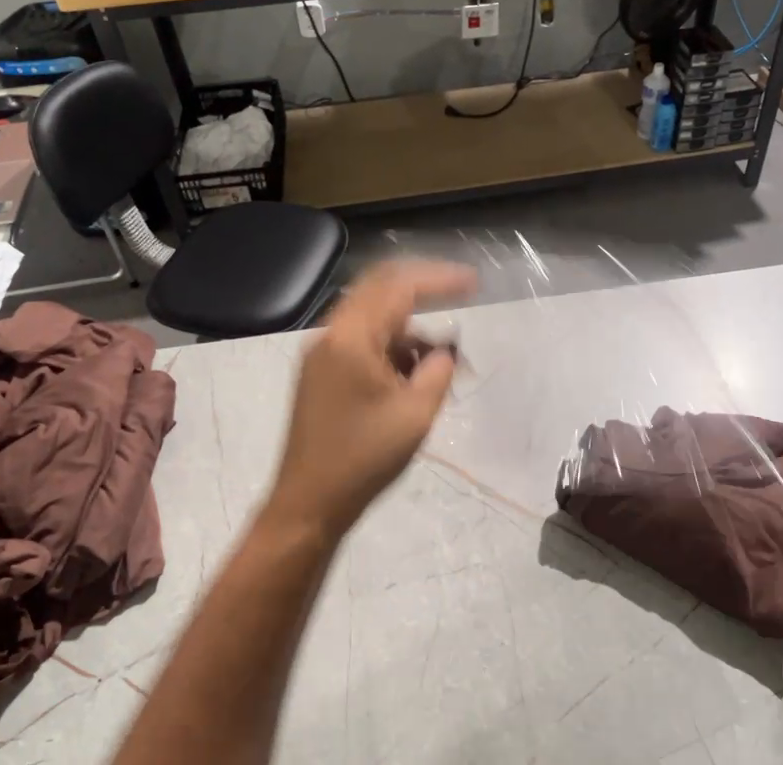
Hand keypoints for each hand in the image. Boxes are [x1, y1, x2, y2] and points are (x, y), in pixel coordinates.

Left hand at [269, 260, 477, 539]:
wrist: (307, 503)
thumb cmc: (364, 459)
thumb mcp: (416, 414)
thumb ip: (437, 370)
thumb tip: (444, 349)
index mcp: (352, 338)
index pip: (400, 288)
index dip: (440, 279)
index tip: (475, 283)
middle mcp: (331, 335)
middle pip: (380, 288)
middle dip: (422, 289)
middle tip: (460, 294)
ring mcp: (321, 353)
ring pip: (371, 317)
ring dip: (407, 325)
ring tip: (440, 358)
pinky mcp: (319, 373)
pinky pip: (360, 341)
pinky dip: (390, 345)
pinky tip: (412, 373)